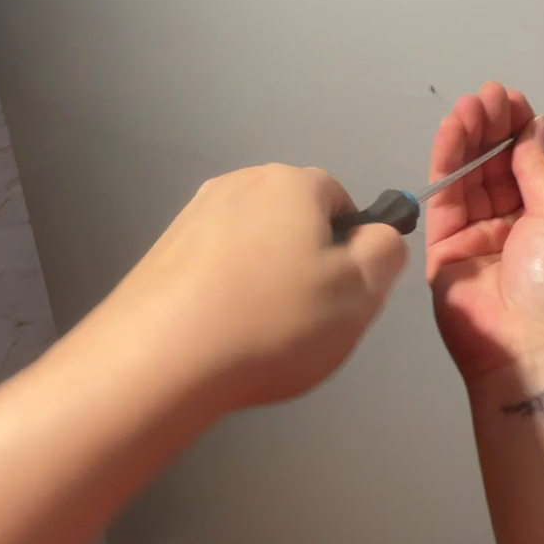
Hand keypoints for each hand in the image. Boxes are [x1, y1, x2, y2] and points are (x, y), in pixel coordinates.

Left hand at [96, 164, 407, 411]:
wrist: (158, 360)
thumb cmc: (273, 321)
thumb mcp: (360, 292)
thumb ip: (386, 251)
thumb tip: (378, 236)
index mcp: (291, 183)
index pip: (342, 202)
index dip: (350, 249)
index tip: (340, 294)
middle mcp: (239, 183)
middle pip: (295, 220)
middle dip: (307, 261)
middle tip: (304, 317)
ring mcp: (193, 215)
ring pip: (254, 244)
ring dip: (265, 278)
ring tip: (258, 331)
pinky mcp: (162, 251)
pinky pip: (215, 265)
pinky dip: (226, 291)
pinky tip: (221, 331)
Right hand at [426, 83, 543, 390]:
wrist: (529, 350)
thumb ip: (538, 172)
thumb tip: (533, 129)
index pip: (526, 165)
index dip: (518, 131)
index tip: (512, 99)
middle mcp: (509, 225)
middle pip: (494, 167)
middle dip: (491, 128)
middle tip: (488, 95)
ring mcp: (474, 237)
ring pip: (467, 178)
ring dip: (468, 137)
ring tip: (469, 104)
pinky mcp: (443, 249)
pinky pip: (444, 199)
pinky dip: (446, 162)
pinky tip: (451, 130)